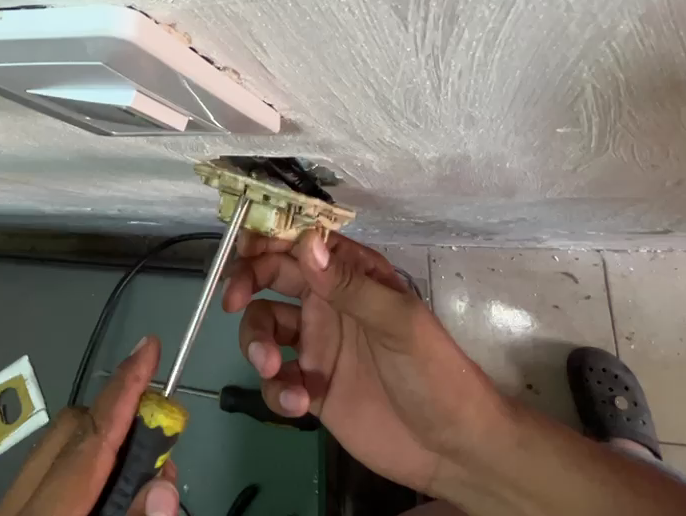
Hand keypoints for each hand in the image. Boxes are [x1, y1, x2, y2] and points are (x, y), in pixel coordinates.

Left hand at [0, 336, 180, 515]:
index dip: (124, 389)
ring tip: (145, 468)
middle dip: (119, 414)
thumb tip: (165, 486)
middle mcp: (14, 503)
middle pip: (70, 427)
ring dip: (104, 442)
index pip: (89, 437)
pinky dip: (83, 466)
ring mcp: (6, 507)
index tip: (148, 348)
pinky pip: (45, 470)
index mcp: (38, 514)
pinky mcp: (9, 511)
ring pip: (56, 445)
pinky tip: (109, 486)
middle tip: (163, 428)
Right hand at [222, 230, 514, 495]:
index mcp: (351, 275)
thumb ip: (349, 285)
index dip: (269, 236)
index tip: (242, 248)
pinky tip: (297, 405)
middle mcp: (327, 302)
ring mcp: (316, 344)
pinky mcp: (310, 386)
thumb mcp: (398, 322)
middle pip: (270, 277)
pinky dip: (274, 389)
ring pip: (263, 325)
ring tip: (271, 367)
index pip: (302, 241)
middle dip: (246, 282)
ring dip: (255, 341)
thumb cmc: (435, 372)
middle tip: (232, 300)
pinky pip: (274, 378)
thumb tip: (304, 241)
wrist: (453, 449)